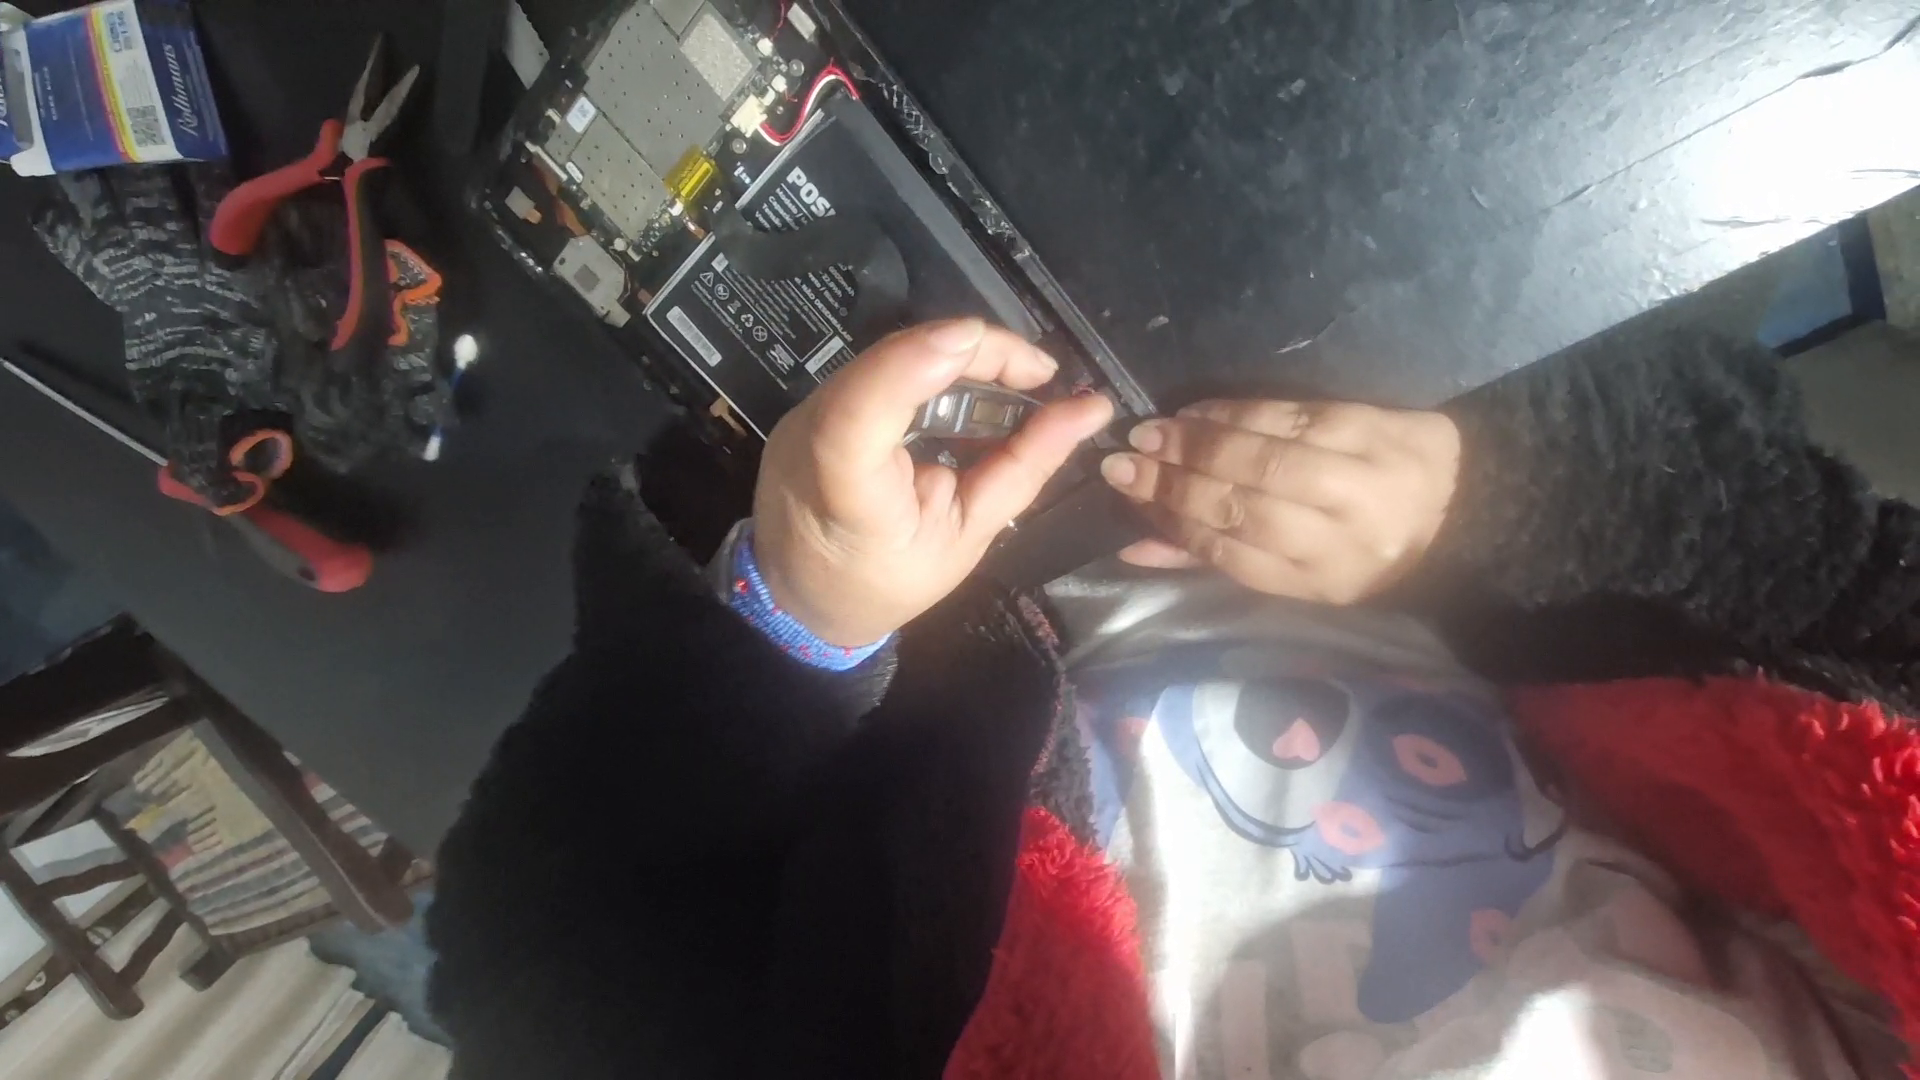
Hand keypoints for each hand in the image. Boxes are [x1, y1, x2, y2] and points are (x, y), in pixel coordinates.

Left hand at [754, 318, 1113, 644]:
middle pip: (887, 364)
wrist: (801, 597)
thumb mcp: (967, 538)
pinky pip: (879, 371)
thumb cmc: (887, 581)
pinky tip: (970, 384)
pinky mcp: (811, 406)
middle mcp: (810, 437)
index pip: (863, 412)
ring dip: (958, 358)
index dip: (915, 363)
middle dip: (973, 352)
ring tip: (1016, 379)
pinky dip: (932, 370)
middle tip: (1038, 374)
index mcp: (845, 492)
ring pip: (888, 359)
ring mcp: (804, 415)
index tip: (983, 344)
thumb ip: (1023, 469)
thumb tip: (1088, 410)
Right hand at [1099, 400, 1459, 602]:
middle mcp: (1339, 535)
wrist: (1466, 510)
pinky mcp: (1373, 428)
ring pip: (1261, 457)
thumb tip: (1132, 550)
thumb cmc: (1361, 554)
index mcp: (1318, 581)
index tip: (1127, 493)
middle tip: (1122, 459)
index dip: (1169, 521)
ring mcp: (1360, 478)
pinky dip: (1236, 413)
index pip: (1226, 551)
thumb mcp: (1293, 578)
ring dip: (1196, 443)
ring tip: (1151, 432)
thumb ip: (1210, 561)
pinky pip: (1291, 417)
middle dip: (1171, 480)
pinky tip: (1198, 412)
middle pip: (1238, 505)